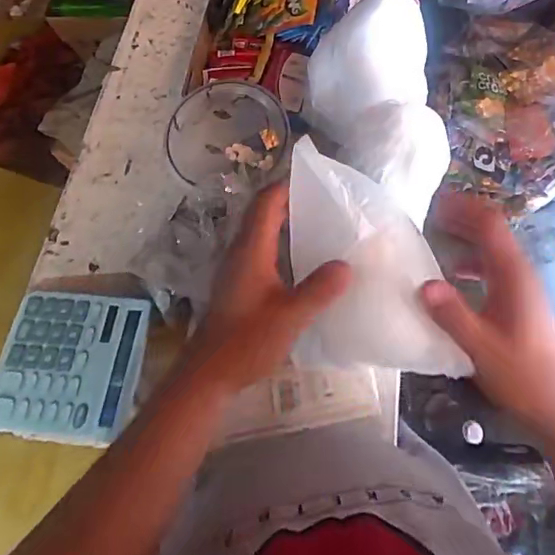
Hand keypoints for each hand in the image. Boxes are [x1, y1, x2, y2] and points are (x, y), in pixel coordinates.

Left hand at [176, 182, 349, 395]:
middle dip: (290, 201)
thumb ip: (319, 289)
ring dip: (285, 223)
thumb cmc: (246, 341)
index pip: (266, 202)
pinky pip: (261, 250)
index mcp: (251, 249)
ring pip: (261, 232)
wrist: (208, 374)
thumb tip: (345, 265)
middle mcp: (241, 251)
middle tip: (325, 202)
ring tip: (320, 226)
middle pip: (262, 212)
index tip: (315, 180)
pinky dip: (281, 244)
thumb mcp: (290, 316)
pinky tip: (302, 261)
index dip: (287, 185)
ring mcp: (237, 268)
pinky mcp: (238, 284)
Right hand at [419, 192, 554, 436]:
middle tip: (430, 212)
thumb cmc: (523, 374)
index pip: (490, 225)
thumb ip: (452, 315)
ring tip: (437, 235)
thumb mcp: (481, 347)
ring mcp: (522, 286)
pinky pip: (493, 267)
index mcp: (512, 274)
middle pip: (492, 230)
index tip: (436, 201)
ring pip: (492, 248)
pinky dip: (472, 259)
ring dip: (467, 236)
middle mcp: (519, 272)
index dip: (464, 208)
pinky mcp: (520, 301)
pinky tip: (454, 274)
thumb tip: (423, 285)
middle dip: (463, 216)